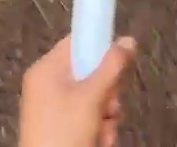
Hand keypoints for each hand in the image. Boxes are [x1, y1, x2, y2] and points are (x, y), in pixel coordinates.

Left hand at [19, 36, 136, 146]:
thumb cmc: (65, 131)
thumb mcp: (92, 96)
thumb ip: (113, 65)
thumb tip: (129, 40)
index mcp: (46, 69)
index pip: (78, 41)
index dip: (100, 45)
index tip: (119, 59)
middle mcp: (47, 85)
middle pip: (89, 71)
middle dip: (108, 91)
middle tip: (111, 105)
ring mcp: (52, 109)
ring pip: (92, 97)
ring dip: (106, 113)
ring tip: (105, 130)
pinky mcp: (58, 129)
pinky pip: (85, 116)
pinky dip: (97, 127)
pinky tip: (100, 140)